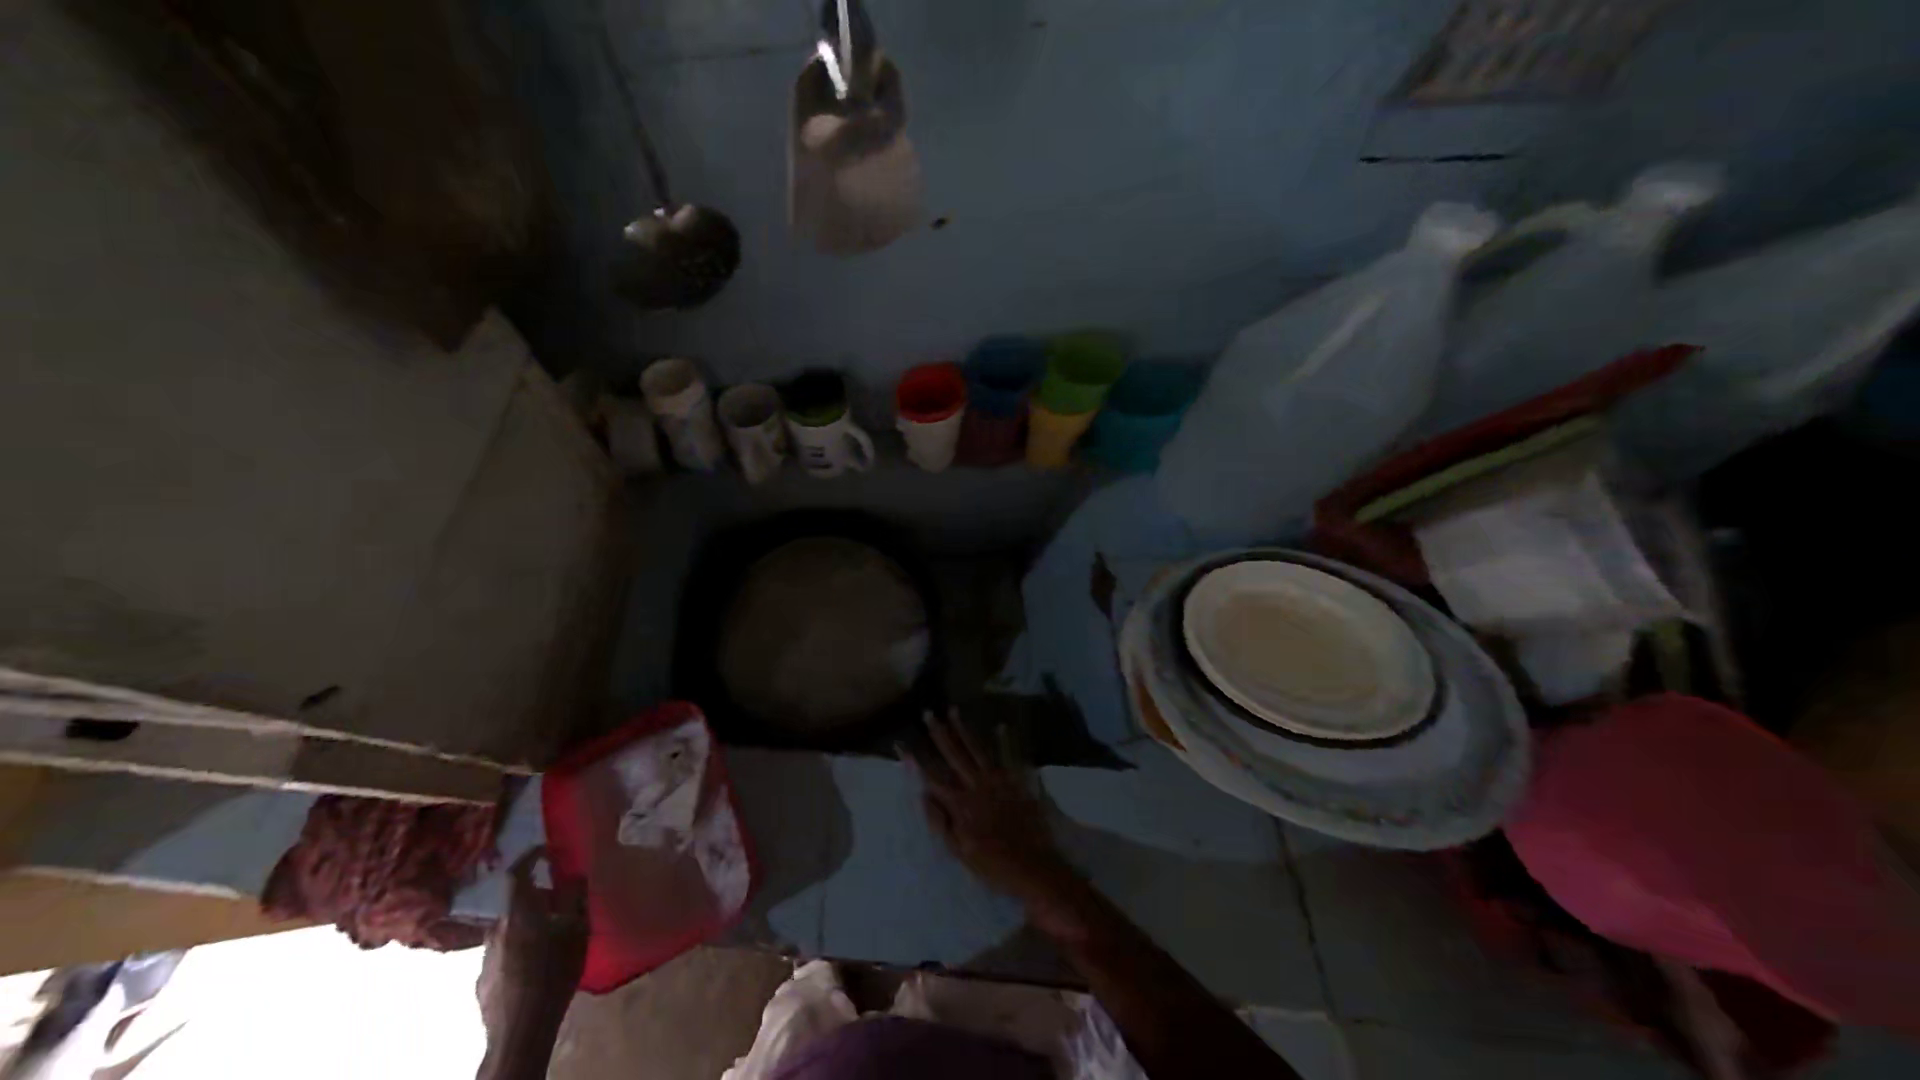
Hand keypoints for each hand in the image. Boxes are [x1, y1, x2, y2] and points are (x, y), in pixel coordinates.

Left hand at [478, 846, 588, 1035]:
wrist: (520, 1028)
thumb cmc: (554, 971)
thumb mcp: (577, 929)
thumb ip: (574, 897)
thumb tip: (574, 873)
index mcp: (519, 910)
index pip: (518, 871)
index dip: (531, 856)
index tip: (548, 849)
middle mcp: (496, 927)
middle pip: (518, 903)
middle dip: (539, 899)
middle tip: (562, 906)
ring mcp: (485, 955)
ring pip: (511, 929)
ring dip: (530, 926)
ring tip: (552, 939)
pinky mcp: (482, 979)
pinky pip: (505, 953)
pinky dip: (520, 950)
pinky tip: (536, 966)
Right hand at [905, 709, 1079, 906]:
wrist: (1033, 867)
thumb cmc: (992, 865)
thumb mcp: (959, 851)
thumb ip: (941, 821)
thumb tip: (924, 794)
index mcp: (960, 804)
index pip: (931, 776)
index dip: (915, 760)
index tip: (901, 743)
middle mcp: (977, 785)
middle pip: (954, 754)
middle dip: (939, 733)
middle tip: (928, 713)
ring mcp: (999, 781)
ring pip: (978, 749)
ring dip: (964, 729)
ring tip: (954, 711)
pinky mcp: (1017, 782)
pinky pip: (1009, 757)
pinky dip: (1005, 741)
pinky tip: (1001, 727)